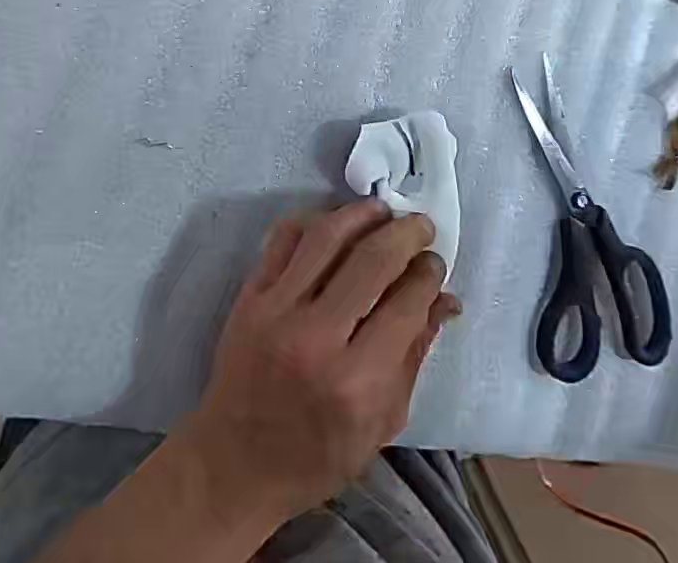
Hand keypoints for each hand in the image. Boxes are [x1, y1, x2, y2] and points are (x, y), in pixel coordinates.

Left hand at [175, 199, 460, 519]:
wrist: (231, 466)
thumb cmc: (317, 455)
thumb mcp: (382, 421)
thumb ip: (416, 354)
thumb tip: (445, 299)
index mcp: (356, 381)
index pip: (407, 302)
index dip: (430, 273)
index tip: (435, 263)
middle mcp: (316, 338)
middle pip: (373, 259)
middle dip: (407, 234)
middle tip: (421, 227)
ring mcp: (276, 312)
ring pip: (327, 236)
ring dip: (364, 214)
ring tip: (384, 211)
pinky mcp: (249, 298)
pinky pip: (284, 239)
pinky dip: (315, 220)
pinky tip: (336, 223)